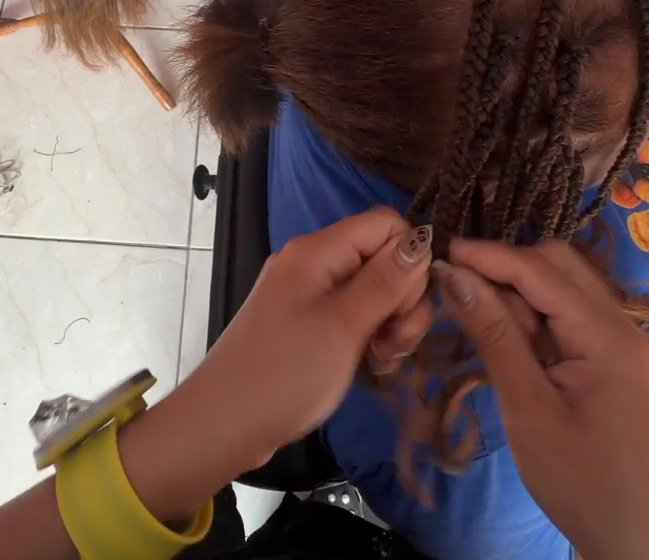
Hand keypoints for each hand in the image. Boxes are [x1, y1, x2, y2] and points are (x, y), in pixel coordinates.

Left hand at [118, 210, 431, 519]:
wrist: (224, 423)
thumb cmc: (285, 373)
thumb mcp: (344, 326)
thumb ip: (386, 281)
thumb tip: (423, 238)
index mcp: (318, 250)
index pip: (386, 224)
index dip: (410, 258)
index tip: (407, 306)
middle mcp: (313, 261)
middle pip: (382, 258)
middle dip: (403, 299)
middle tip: (394, 343)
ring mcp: (308, 292)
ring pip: (373, 290)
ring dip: (390, 324)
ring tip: (381, 360)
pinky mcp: (307, 321)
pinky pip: (353, 314)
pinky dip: (369, 336)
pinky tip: (370, 366)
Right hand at [437, 239, 648, 559]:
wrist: (637, 545)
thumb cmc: (581, 480)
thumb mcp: (526, 406)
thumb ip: (492, 332)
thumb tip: (452, 273)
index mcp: (607, 333)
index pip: (539, 269)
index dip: (487, 255)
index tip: (438, 251)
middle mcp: (619, 325)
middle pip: (556, 265)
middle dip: (504, 266)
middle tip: (458, 287)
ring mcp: (617, 342)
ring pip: (559, 287)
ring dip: (516, 291)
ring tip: (478, 318)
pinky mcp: (609, 361)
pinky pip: (565, 316)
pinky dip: (531, 316)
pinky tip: (506, 336)